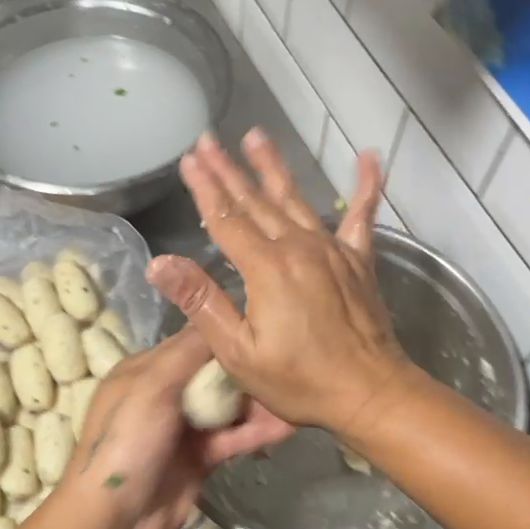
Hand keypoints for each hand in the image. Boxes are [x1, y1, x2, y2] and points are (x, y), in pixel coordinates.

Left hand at [55, 328, 290, 528]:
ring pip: (227, 405)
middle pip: (214, 373)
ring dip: (257, 400)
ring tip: (296, 392)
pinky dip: (257, 431)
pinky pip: (234, 437)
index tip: (265, 326)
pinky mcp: (201, 456)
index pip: (192, 342)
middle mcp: (164, 393)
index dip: (225, 333)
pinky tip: (288, 424)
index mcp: (145, 370)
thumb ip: (188, 352)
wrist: (115, 519)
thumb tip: (220, 316)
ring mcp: (184, 426)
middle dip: (247, 369)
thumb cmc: (127, 441)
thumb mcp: (152, 385)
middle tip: (289, 359)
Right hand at [146, 129, 423, 436]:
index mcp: (267, 268)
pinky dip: (366, 185)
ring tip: (256, 137)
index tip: (188, 159)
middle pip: (256, 202)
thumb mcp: (239, 351)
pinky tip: (369, 157)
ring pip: (296, 199)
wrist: (370, 392)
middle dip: (228, 170)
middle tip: (207, 140)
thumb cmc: (300, 381)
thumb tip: (159, 263)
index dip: (204, 188)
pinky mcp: (359, 260)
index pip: (227, 218)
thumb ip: (202, 302)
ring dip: (273, 167)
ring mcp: (333, 250)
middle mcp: (299, 247)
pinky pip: (362, 215)